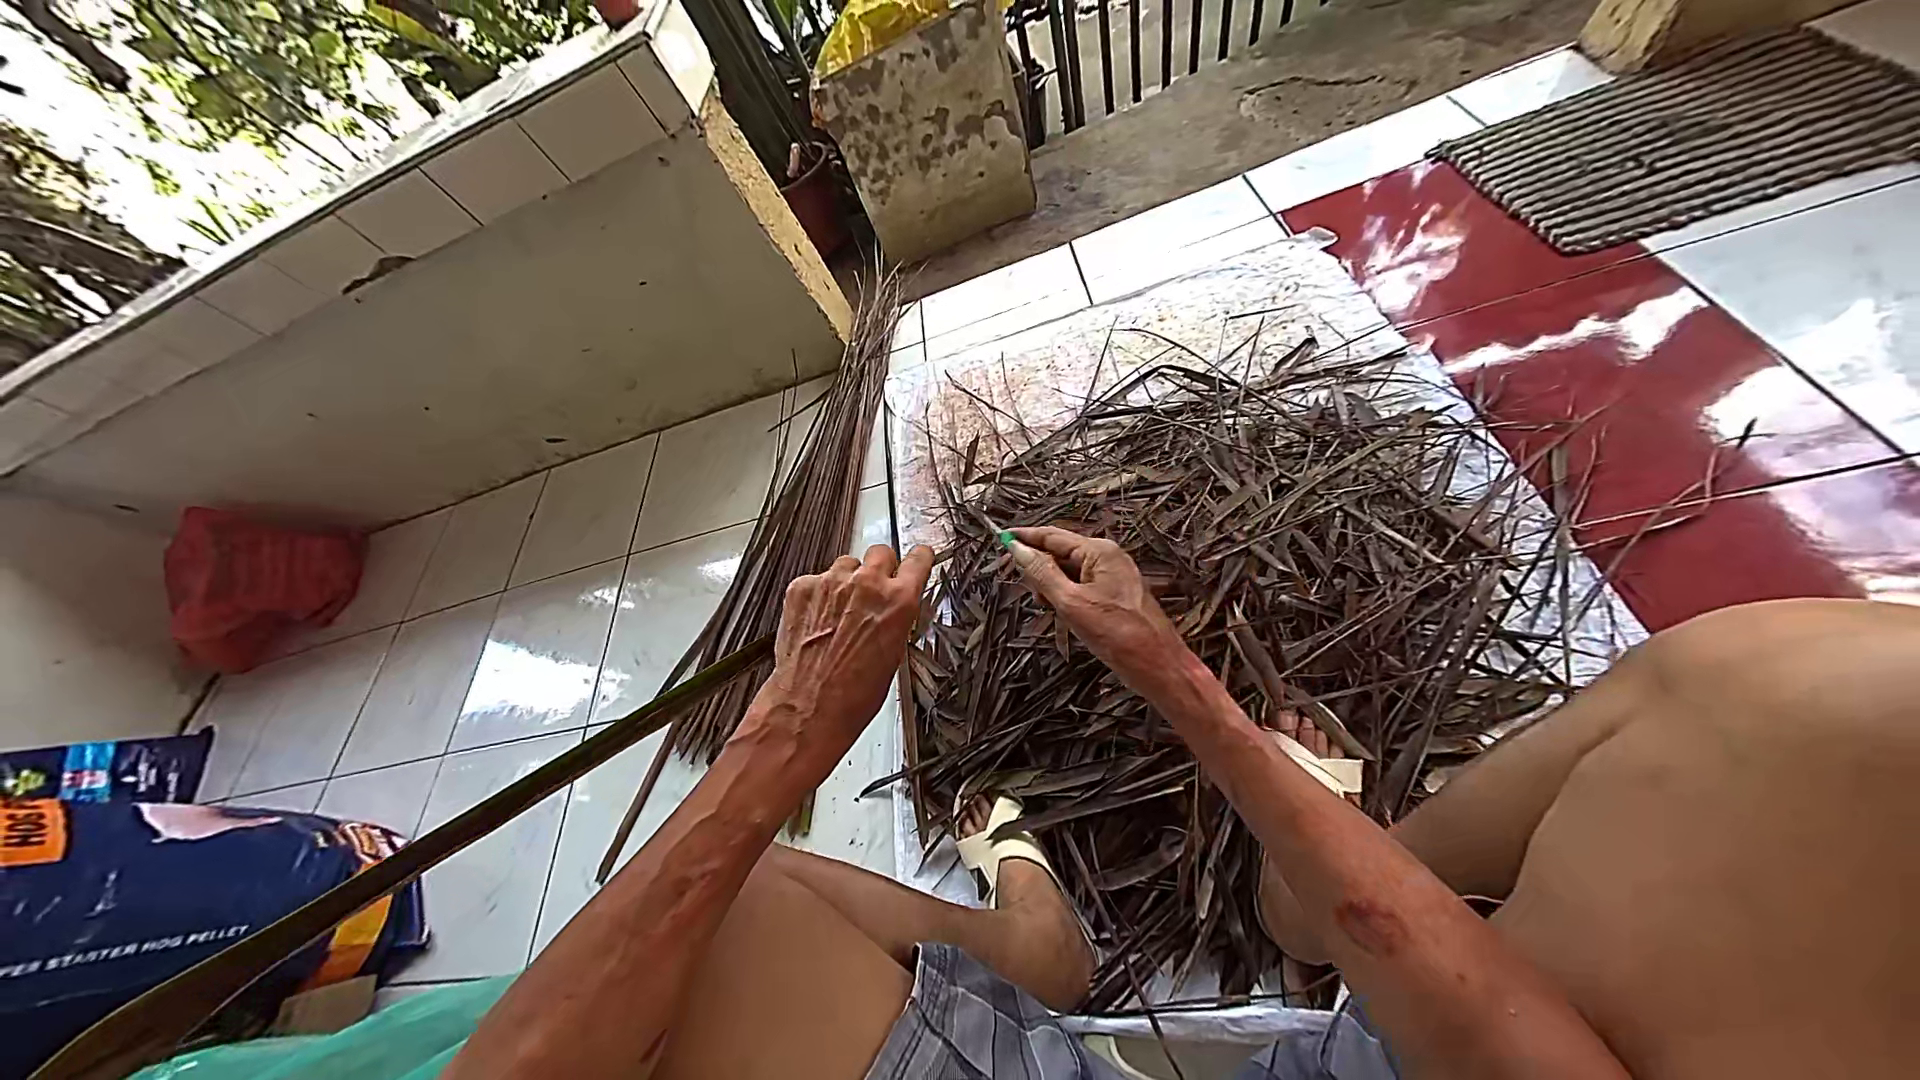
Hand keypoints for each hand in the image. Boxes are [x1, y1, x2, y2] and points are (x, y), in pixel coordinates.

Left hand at [735, 544, 933, 787]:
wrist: (810, 707)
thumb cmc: (854, 693)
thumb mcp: (895, 653)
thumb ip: (897, 617)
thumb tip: (895, 609)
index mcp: (899, 601)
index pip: (918, 559)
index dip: (919, 557)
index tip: (918, 556)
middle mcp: (867, 585)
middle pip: (881, 553)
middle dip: (880, 568)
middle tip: (874, 590)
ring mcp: (832, 583)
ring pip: (846, 565)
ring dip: (847, 581)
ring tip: (841, 613)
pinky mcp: (802, 588)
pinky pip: (816, 580)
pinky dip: (818, 595)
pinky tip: (818, 621)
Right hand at [1008, 526, 1188, 694]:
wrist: (1158, 666)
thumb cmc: (1122, 636)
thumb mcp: (1071, 603)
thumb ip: (1041, 574)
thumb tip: (1018, 550)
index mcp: (1100, 552)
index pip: (1052, 535)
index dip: (1025, 538)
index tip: (1001, 538)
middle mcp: (1108, 557)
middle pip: (1060, 553)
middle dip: (1040, 570)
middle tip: (1031, 592)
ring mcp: (1112, 576)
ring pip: (1068, 572)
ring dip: (1053, 588)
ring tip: (1054, 611)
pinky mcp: (1114, 594)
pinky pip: (1080, 587)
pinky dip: (1066, 598)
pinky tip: (1067, 617)